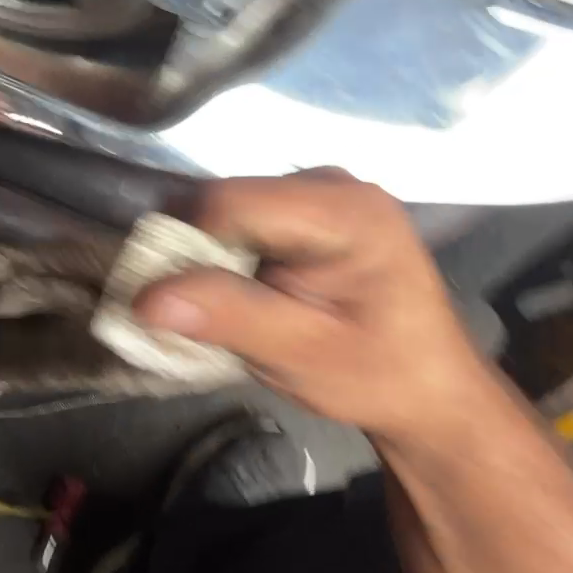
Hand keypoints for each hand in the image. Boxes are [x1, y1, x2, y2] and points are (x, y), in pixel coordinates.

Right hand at [135, 170, 510, 443]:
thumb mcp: (299, 355)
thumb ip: (228, 316)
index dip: (189, 247)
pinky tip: (241, 290)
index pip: (226, 203)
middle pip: (219, 202)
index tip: (185, 303)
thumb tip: (145, 299)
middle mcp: (329, 184)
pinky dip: (220, 256)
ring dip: (204, 257)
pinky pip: (234, 220)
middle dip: (194, 254)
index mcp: (344, 211)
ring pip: (219, 210)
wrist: (426, 388)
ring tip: (225, 305)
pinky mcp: (302, 207)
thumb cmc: (376, 375)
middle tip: (203, 311)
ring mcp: (316, 191)